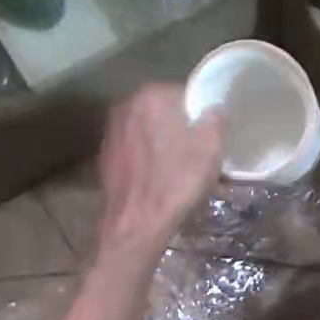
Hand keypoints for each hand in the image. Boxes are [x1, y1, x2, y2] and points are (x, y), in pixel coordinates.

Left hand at [96, 84, 223, 260]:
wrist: (137, 224)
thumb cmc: (177, 182)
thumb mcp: (211, 147)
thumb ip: (215, 118)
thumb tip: (212, 112)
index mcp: (151, 95)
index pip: (186, 95)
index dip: (202, 117)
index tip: (211, 138)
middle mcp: (125, 106)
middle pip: (165, 113)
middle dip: (182, 130)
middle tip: (199, 156)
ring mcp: (111, 133)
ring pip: (149, 133)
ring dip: (165, 146)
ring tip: (180, 172)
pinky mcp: (104, 158)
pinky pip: (136, 152)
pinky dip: (149, 162)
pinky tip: (160, 182)